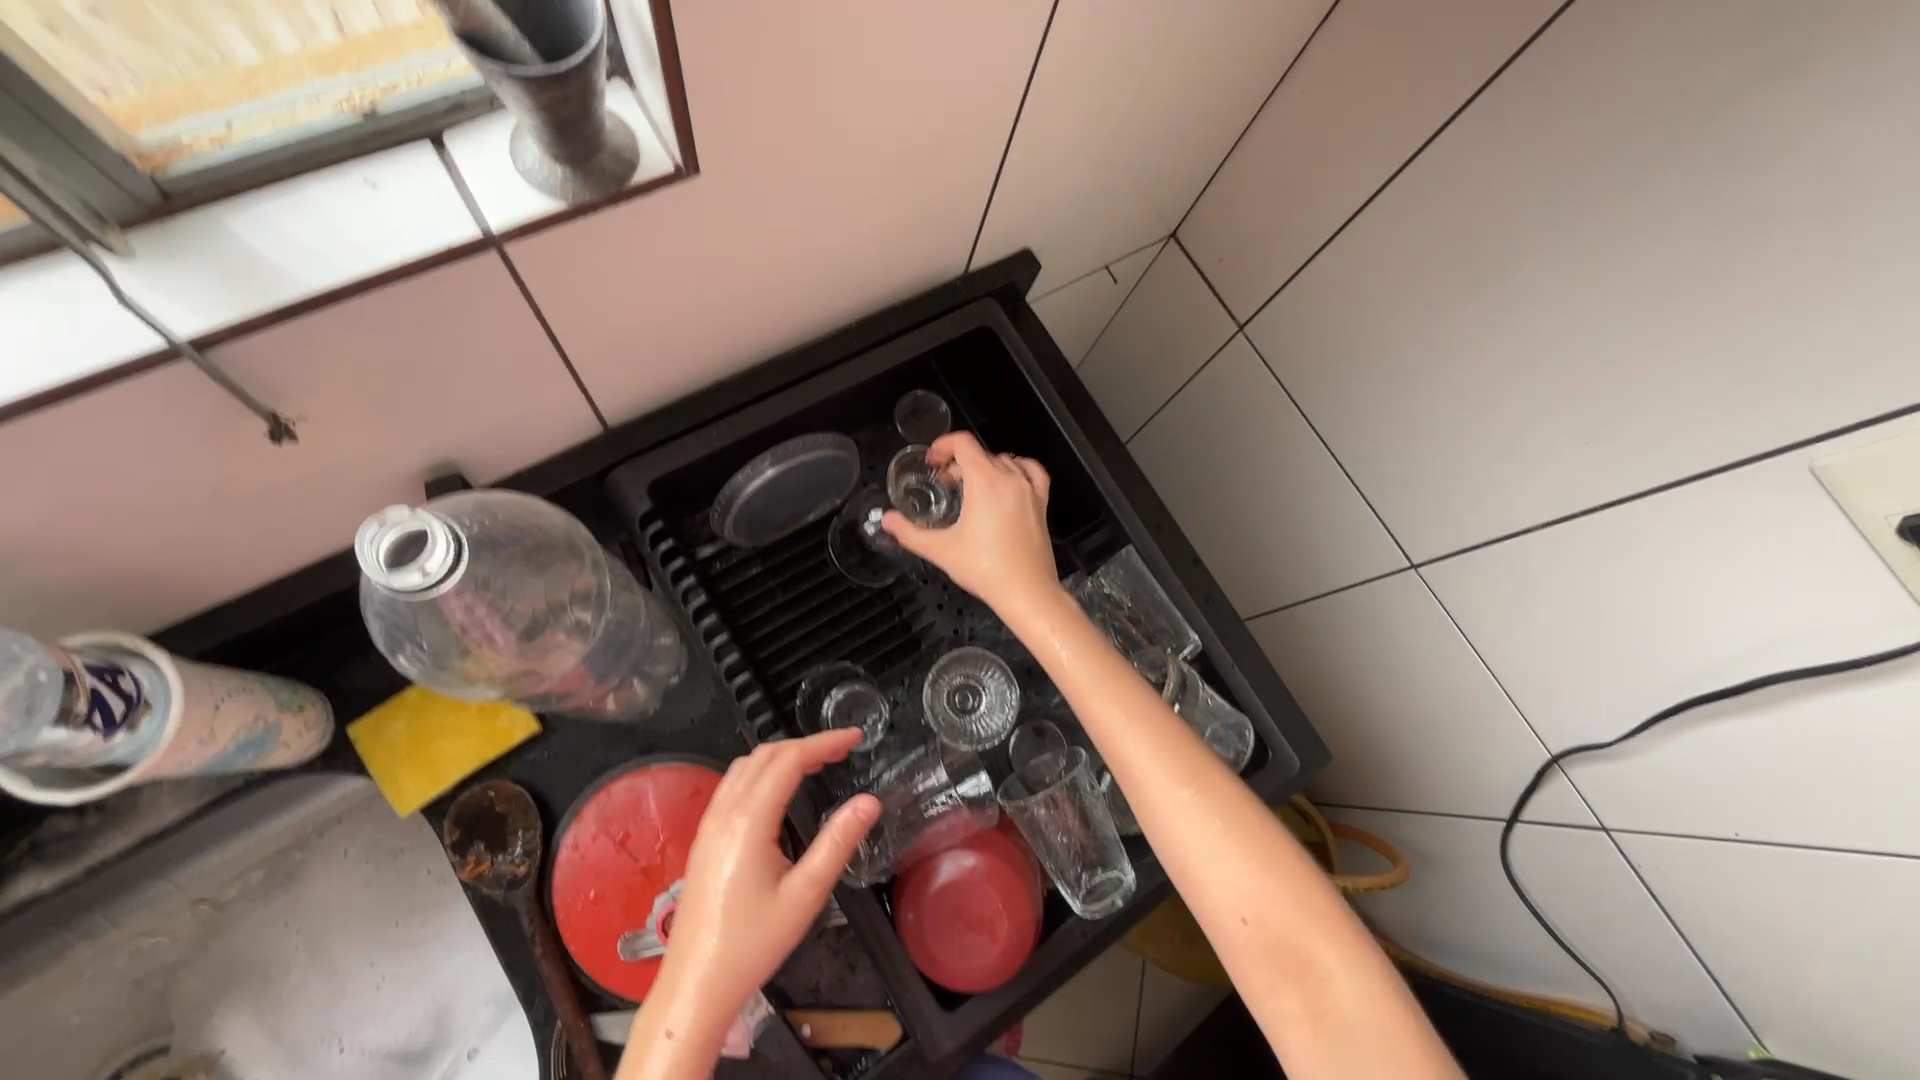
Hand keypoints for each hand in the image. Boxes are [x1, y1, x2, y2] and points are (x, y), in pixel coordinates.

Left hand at [642, 731, 878, 1046]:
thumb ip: (839, 843)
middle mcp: (724, 813)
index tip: (855, 737)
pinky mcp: (704, 839)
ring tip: (818, 764)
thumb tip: (869, 802)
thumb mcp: (807, 895)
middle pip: (765, 755)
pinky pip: (733, 786)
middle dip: (806, 744)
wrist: (697, 982)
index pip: (789, 760)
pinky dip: (763, 772)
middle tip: (843, 750)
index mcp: (749, 821)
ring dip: (782, 755)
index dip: (825, 742)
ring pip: (745, 767)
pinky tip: (782, 792)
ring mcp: (709, 825)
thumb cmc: (753, 943)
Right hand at [883, 431, 1060, 617]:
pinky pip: (1032, 473)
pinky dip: (1018, 469)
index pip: (963, 443)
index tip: (933, 462)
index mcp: (985, 481)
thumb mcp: (940, 550)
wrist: (1026, 591)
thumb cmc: (985, 569)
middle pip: (981, 453)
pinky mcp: (1041, 504)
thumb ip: (909, 533)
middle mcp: (1010, 479)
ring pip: (1004, 461)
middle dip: (958, 463)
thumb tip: (887, 520)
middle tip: (944, 484)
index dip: (943, 445)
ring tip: (970, 486)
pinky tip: (1008, 481)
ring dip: (983, 467)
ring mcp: (1029, 490)